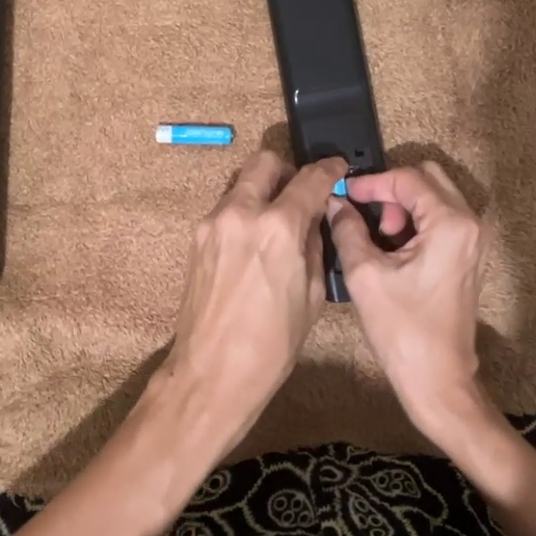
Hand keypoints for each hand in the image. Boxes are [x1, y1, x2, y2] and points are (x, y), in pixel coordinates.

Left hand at [158, 152, 348, 440]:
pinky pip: (227, 207)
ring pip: (242, 182)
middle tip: (302, 192)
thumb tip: (314, 219)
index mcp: (278, 228)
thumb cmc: (272, 344)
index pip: (310, 179)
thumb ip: (315, 245)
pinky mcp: (197, 238)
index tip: (338, 168)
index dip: (330, 170)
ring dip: (263, 189)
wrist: (212, 372)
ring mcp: (213, 223)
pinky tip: (257, 240)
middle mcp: (242, 213)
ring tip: (279, 219)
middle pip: (265, 163)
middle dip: (289, 170)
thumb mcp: (312, 295)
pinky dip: (245, 210)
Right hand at [327, 163, 492, 438]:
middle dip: (392, 191)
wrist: (438, 378)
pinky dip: (415, 223)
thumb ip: (348, 230)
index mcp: (451, 224)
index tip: (344, 193)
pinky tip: (392, 250)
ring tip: (377, 239)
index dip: (372, 182)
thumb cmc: (403, 330)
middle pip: (428, 180)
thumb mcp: (365, 275)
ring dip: (403, 207)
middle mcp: (471, 224)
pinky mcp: (469, 256)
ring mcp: (474, 241)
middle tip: (366, 216)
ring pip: (436, 198)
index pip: (408, 179)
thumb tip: (336, 204)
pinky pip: (442, 220)